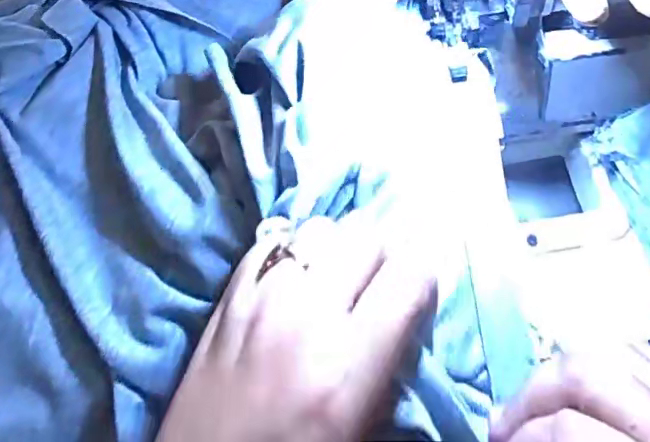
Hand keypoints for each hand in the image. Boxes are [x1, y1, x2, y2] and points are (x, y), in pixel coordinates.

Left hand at [158, 212, 436, 441]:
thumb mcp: (360, 424)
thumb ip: (391, 356)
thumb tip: (410, 300)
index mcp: (346, 368)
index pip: (412, 274)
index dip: (422, 280)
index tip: (414, 298)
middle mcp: (306, 319)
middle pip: (371, 236)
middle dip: (383, 258)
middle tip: (374, 289)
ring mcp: (260, 300)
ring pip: (326, 227)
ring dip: (338, 250)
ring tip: (331, 281)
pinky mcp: (227, 296)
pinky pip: (278, 239)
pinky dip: (294, 251)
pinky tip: (293, 280)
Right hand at [489, 343, 649, 441]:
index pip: (572, 432)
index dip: (526, 435)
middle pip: (593, 370)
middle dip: (537, 391)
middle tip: (504, 424)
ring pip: (618, 348)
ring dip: (567, 366)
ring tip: (537, 399)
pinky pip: (647, 355)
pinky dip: (607, 357)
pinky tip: (583, 379)